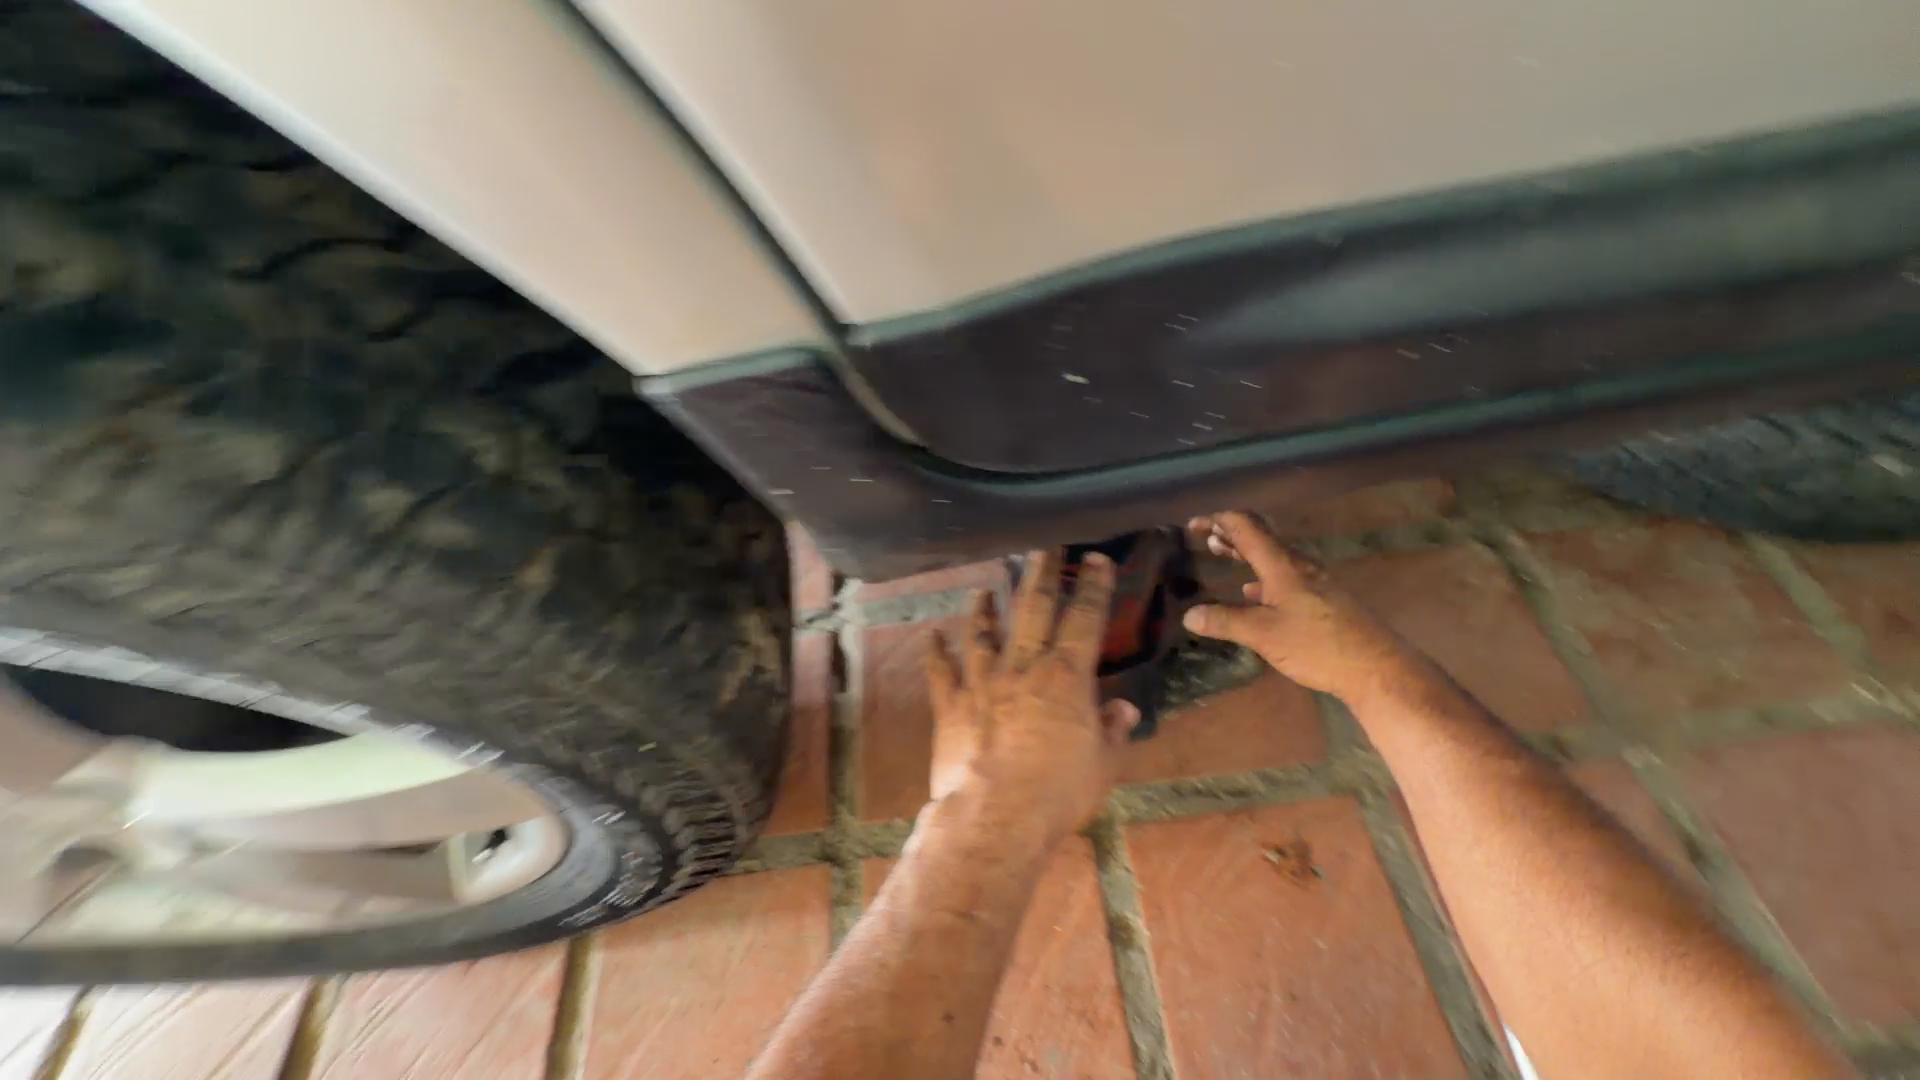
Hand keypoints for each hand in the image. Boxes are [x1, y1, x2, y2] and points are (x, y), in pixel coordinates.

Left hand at [925, 550, 1140, 845]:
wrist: (996, 815)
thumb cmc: (1059, 791)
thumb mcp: (1103, 764)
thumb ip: (1112, 730)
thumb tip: (1124, 709)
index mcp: (1066, 676)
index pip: (1085, 619)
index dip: (1093, 586)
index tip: (1096, 559)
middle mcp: (1023, 666)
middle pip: (1033, 609)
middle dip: (1041, 573)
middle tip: (1043, 546)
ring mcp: (982, 682)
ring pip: (982, 633)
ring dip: (984, 607)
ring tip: (983, 587)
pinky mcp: (951, 705)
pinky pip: (940, 671)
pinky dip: (935, 651)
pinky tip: (930, 634)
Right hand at [1181, 511, 1414, 696]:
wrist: (1376, 667)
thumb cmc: (1318, 645)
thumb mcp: (1263, 634)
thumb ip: (1225, 621)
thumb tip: (1189, 615)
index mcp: (1282, 565)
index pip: (1246, 527)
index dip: (1218, 520)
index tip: (1193, 525)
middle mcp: (1298, 565)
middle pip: (1261, 537)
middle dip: (1230, 534)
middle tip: (1203, 536)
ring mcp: (1314, 581)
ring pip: (1273, 556)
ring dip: (1245, 552)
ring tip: (1222, 554)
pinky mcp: (1322, 599)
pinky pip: (1284, 574)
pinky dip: (1261, 573)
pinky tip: (1253, 591)